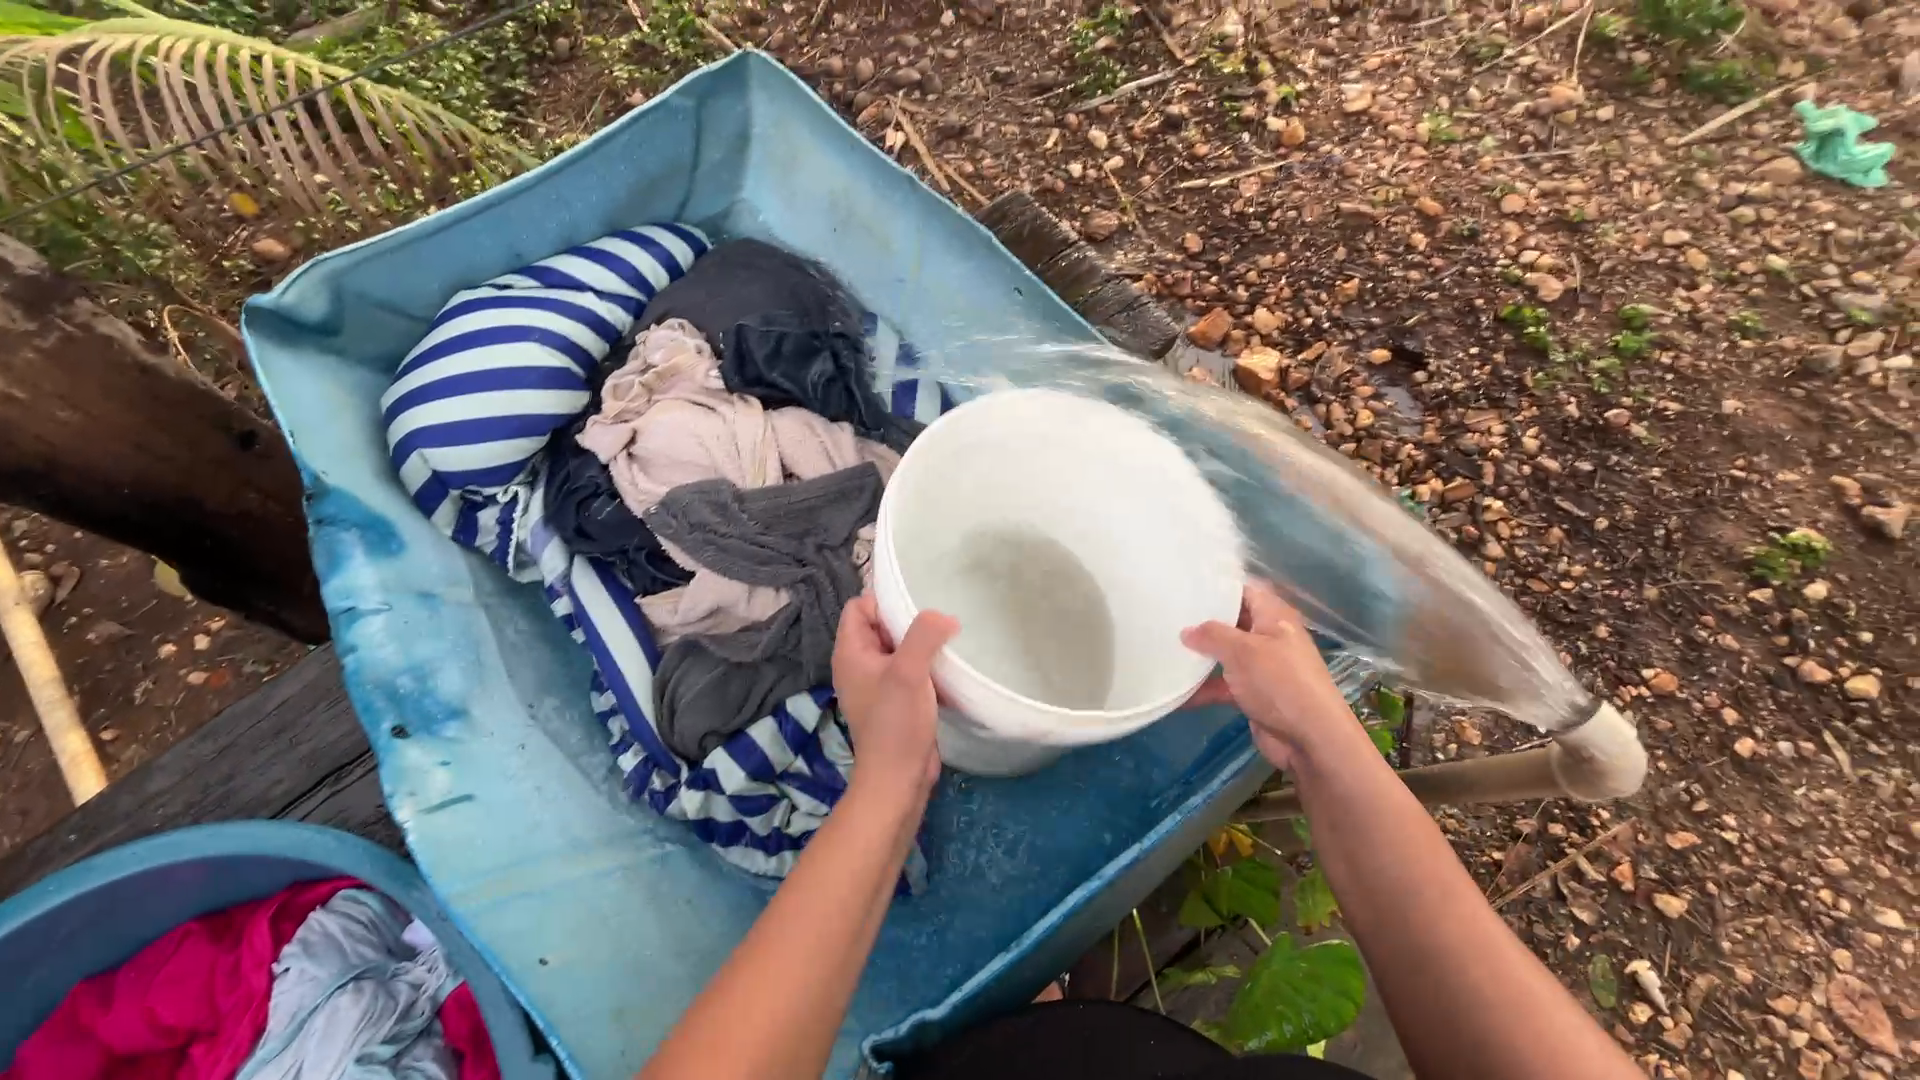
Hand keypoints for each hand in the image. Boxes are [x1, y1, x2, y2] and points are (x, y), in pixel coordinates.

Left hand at [832, 595, 957, 798]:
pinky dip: (927, 669)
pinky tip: (949, 672)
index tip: (916, 613)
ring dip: (923, 647)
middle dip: (910, 623)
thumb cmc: (896, 722)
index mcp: (850, 653)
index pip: (860, 607)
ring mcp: (876, 684)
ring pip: (900, 649)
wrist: (898, 778)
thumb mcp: (909, 671)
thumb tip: (944, 616)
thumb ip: (924, 635)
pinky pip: (910, 672)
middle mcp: (858, 665)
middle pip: (882, 626)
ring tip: (948, 646)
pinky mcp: (895, 701)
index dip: (885, 603)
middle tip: (939, 626)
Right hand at [1182, 582, 1362, 770]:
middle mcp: (1270, 638)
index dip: (1218, 587)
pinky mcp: (1255, 694)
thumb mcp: (1243, 651)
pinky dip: (1204, 688)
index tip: (1185, 588)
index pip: (1245, 591)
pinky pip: (1224, 684)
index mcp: (1275, 617)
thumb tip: (1187, 631)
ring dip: (1200, 657)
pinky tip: (1176, 693)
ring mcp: (1263, 668)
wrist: (1310, 738)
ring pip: (1226, 655)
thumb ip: (1212, 635)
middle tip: (1168, 617)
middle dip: (1203, 623)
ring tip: (1164, 650)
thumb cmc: (1280, 682)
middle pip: (1233, 623)